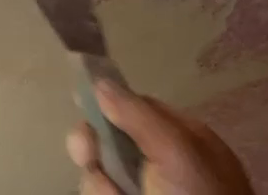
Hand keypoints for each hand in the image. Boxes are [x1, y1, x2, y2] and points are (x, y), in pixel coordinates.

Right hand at [66, 80, 254, 194]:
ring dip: (98, 183)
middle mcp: (163, 165)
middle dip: (92, 145)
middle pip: (109, 138)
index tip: (82, 103)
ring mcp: (146, 192)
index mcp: (185, 140)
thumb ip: (138, 116)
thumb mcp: (177, 155)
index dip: (107, 103)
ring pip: (99, 172)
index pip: (136, 105)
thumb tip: (99, 82)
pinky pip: (100, 192)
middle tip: (86, 155)